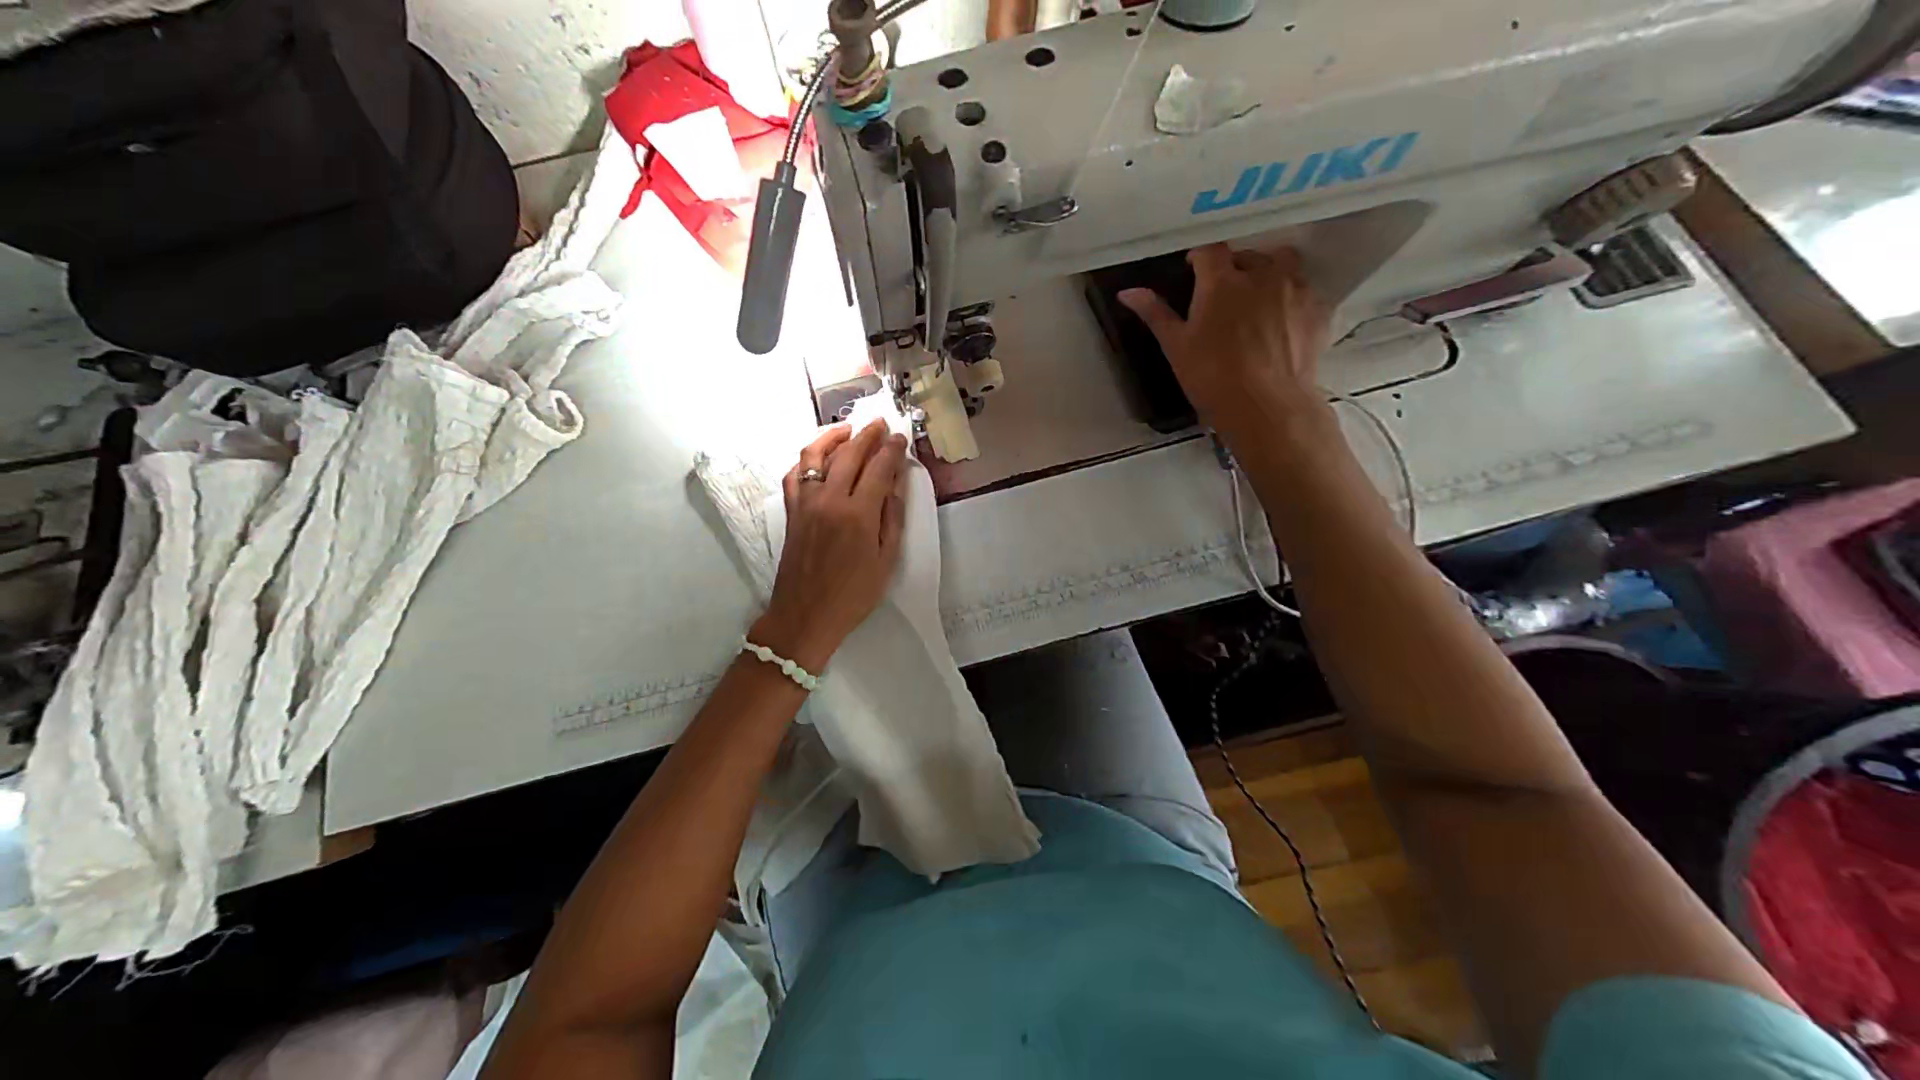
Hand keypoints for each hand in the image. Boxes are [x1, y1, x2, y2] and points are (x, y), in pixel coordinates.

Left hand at [751, 419, 908, 673]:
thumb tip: (896, 482)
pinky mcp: (791, 511)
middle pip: (849, 453)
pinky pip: (795, 474)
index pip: (879, 467)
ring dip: (833, 436)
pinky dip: (807, 459)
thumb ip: (892, 517)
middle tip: (879, 425)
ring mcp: (806, 503)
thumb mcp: (885, 560)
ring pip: (815, 455)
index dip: (892, 449)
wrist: (806, 615)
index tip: (900, 437)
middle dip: (867, 435)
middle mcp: (830, 500)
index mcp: (858, 514)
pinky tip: (818, 457)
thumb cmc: (853, 595)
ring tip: (848, 430)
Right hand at [1119, 244, 1335, 452]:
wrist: (1267, 407)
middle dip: (1235, 268)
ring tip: (1259, 300)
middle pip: (1249, 255)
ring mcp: (1295, 290)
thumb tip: (1127, 292)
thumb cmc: (1212, 377)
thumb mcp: (1176, 347)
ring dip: (1270, 274)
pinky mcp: (1318, 311)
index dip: (1200, 258)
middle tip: (1224, 295)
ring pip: (1284, 265)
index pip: (1210, 250)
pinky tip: (1283, 323)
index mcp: (1222, 281)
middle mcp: (1262, 274)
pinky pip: (1306, 292)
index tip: (1193, 271)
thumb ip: (1155, 314)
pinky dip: (1292, 300)